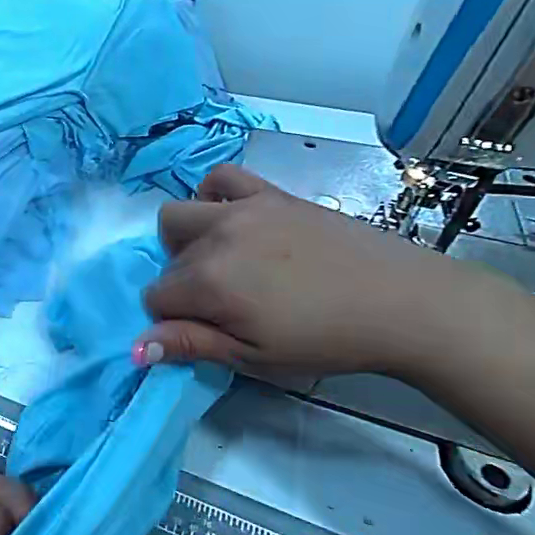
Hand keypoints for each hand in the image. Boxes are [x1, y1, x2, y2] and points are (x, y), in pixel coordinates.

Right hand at [135, 162, 534, 384]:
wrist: (397, 301)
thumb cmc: (325, 340)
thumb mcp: (255, 357)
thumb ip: (194, 345)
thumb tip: (138, 348)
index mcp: (210, 282)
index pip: (156, 296)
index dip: (171, 319)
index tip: (204, 329)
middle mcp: (217, 236)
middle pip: (166, 254)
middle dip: (179, 279)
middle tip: (218, 301)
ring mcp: (243, 208)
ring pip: (180, 212)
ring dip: (186, 238)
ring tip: (222, 260)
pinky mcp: (271, 193)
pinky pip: (222, 177)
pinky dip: (213, 195)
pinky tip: (234, 219)